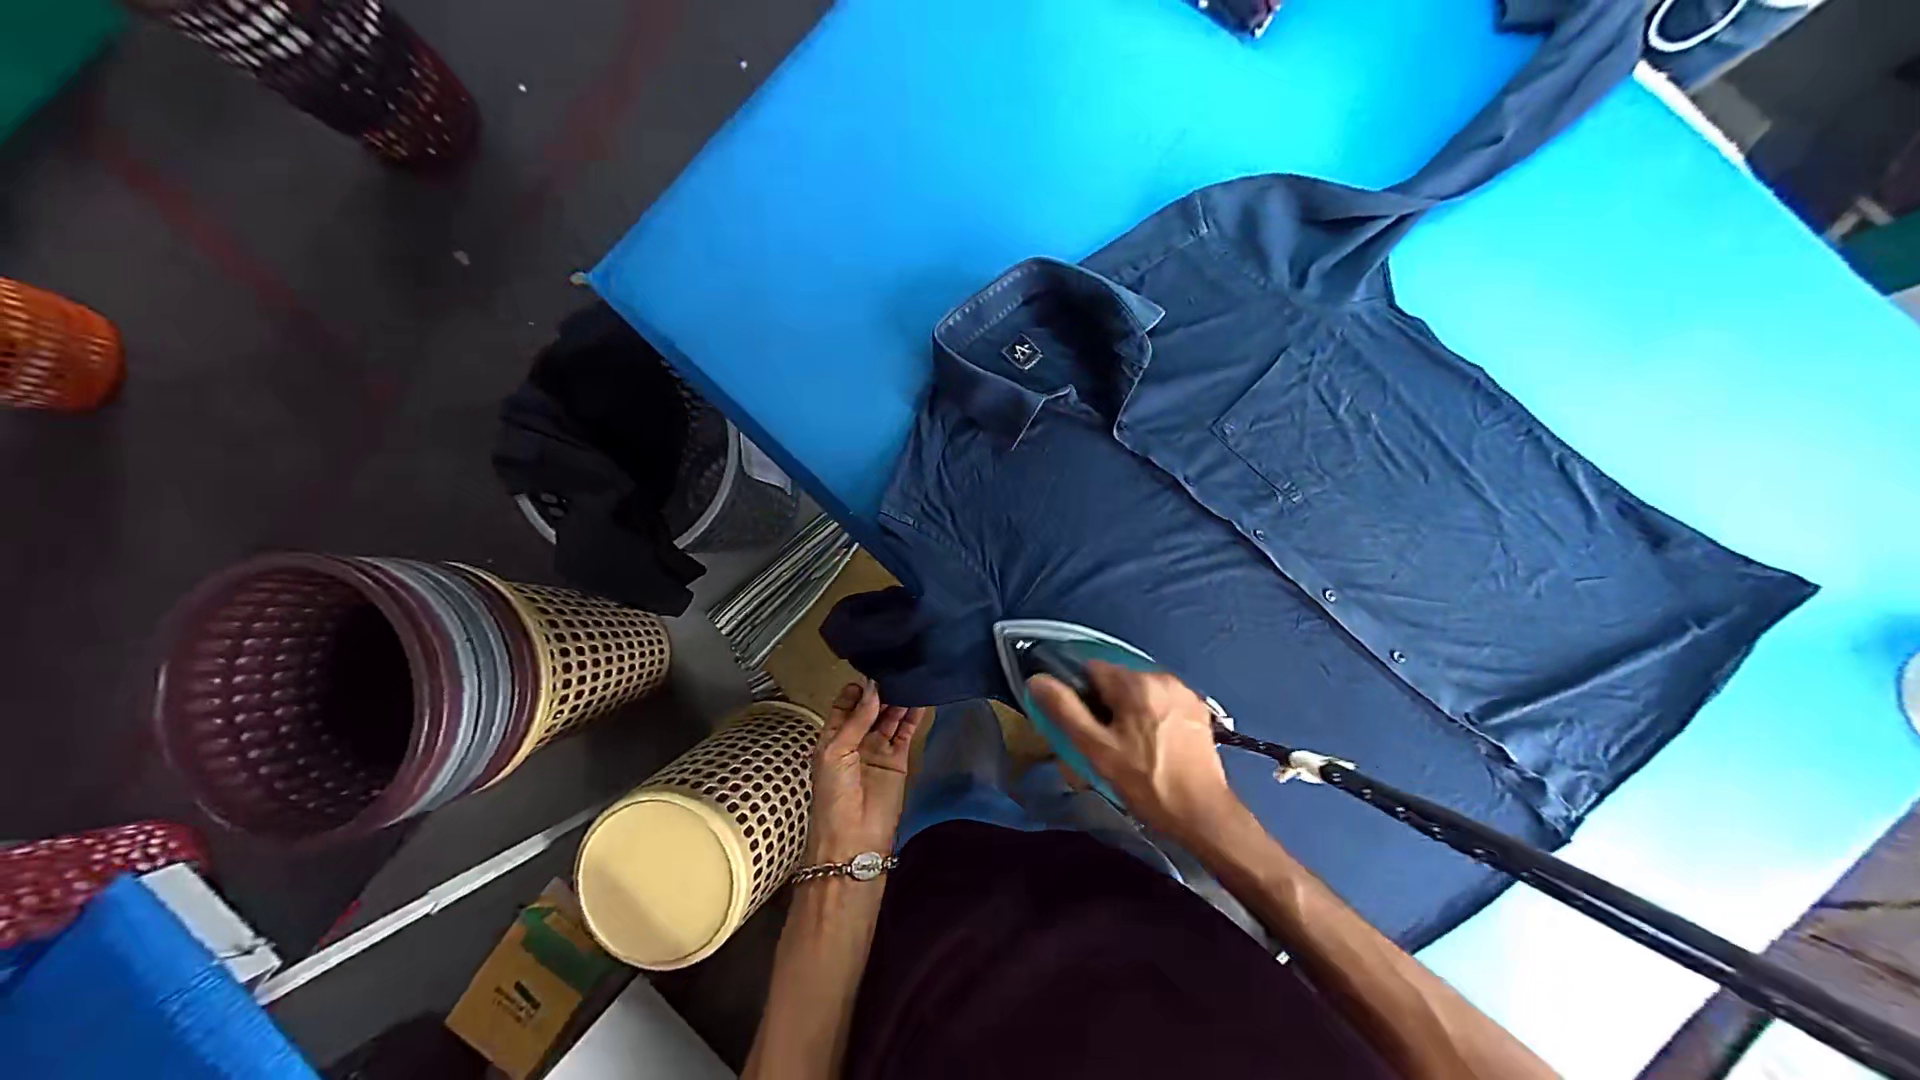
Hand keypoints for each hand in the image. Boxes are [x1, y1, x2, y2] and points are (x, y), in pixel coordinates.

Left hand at [806, 681, 927, 862]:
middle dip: (881, 690)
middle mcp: (856, 739)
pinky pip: (906, 731)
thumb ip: (856, 719)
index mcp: (833, 736)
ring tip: (910, 679)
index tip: (872, 669)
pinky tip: (921, 699)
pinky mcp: (898, 759)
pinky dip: (914, 716)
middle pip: (871, 707)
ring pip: (890, 716)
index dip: (858, 688)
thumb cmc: (833, 795)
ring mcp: (878, 748)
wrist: (853, 838)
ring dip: (899, 700)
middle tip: (896, 670)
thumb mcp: (836, 751)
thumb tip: (873, 687)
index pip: (846, 703)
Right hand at [1028, 661, 1241, 841]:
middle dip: (1106, 704)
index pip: (1092, 669)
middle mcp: (1163, 678)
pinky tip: (1154, 744)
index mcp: (1136, 683)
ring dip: (1129, 709)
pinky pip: (1161, 701)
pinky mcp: (1198, 709)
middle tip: (1106, 742)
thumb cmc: (1145, 783)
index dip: (1082, 695)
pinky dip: (1152, 714)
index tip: (1086, 725)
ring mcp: (1184, 692)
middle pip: (1117, 680)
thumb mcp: (1097, 749)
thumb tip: (1037, 679)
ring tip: (1131, 746)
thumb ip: (1065, 710)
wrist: (1202, 814)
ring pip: (1139, 690)